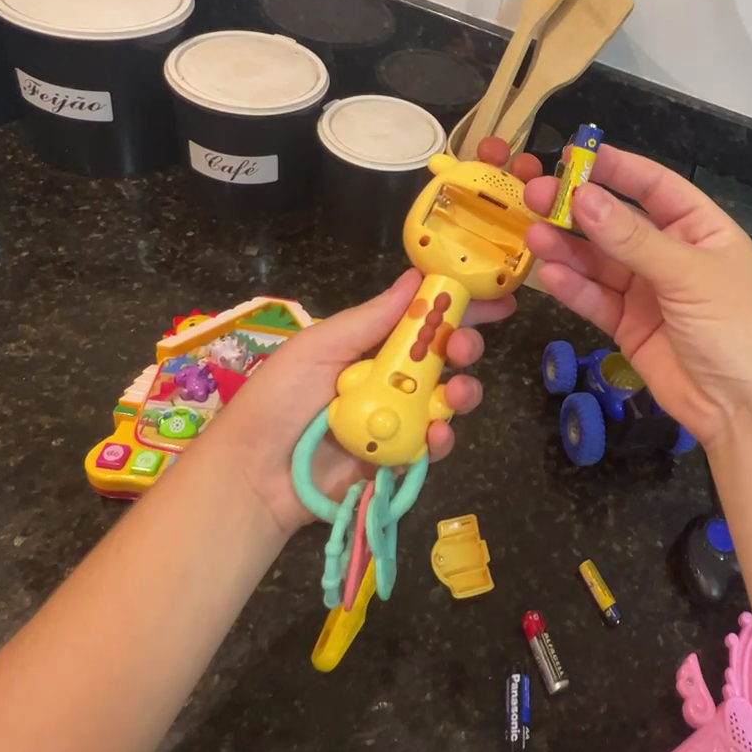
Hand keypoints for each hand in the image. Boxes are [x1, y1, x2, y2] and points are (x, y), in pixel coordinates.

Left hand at [208, 269, 513, 536]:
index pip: (424, 319)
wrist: (253, 474)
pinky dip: (442, 438)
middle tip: (464, 348)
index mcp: (372, 345)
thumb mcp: (320, 347)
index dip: (461, 307)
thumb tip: (416, 277)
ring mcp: (399, 418)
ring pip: (449, 399)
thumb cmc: (279, 399)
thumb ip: (372, 318)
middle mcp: (392, 378)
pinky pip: (434, 444)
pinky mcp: (400, 456)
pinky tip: (436, 435)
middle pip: (445, 357)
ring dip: (463, 391)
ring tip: (456, 394)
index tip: (497, 299)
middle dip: (465, 346)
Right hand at [516, 142, 751, 448]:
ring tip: (533, 235)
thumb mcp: (689, 276)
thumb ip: (633, 239)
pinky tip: (550, 275)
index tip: (573, 155)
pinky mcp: (630, 328)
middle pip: (619, 223)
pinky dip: (574, 288)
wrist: (749, 413)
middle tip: (535, 195)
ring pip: (600, 262)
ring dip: (568, 248)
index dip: (616, 168)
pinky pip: (597, 300)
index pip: (655, 186)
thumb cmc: (738, 329)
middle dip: (579, 209)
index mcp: (702, 230)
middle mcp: (673, 255)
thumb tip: (583, 197)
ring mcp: (650, 293)